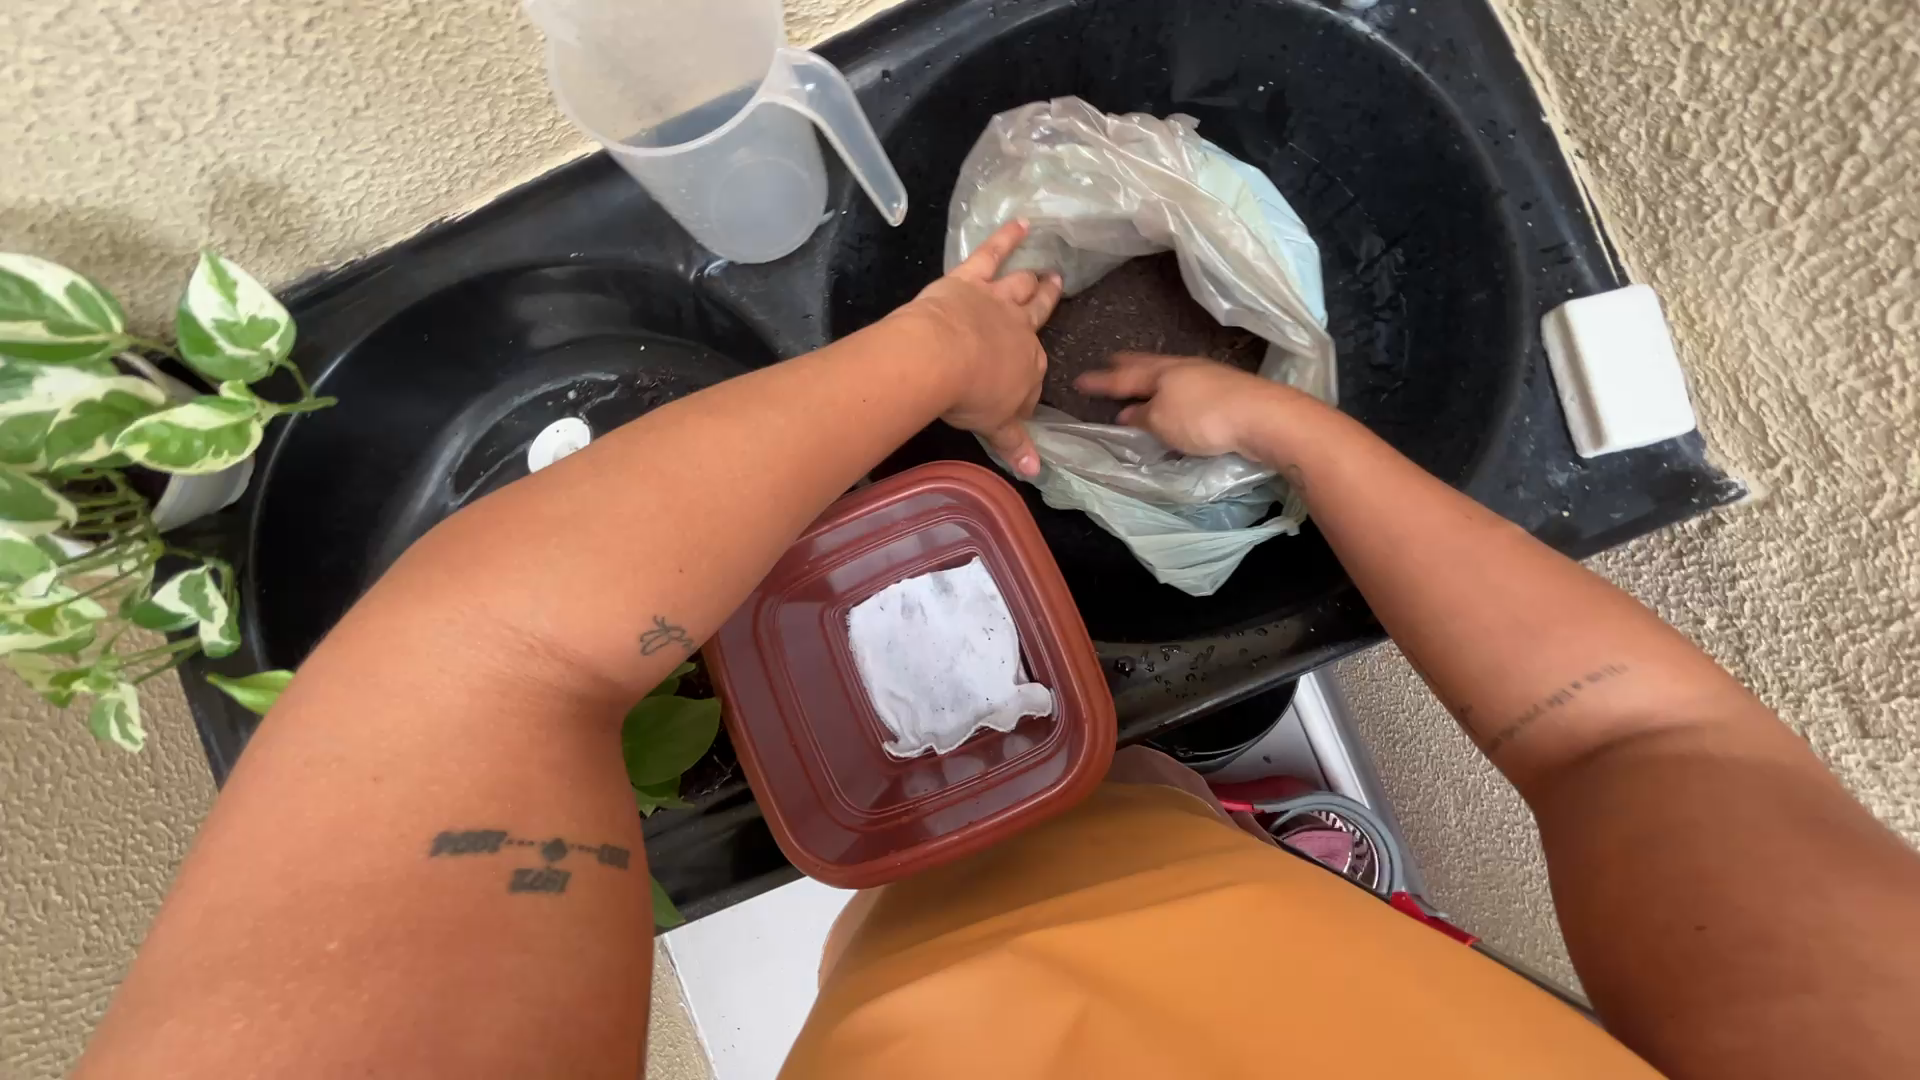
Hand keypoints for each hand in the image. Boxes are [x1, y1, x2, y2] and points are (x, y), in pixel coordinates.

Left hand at [890, 220, 1062, 475]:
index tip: (1020, 392)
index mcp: (1029, 367)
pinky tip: (1020, 222)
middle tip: (1057, 285)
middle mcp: (1020, 330)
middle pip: (1036, 316)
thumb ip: (1015, 445)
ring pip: (1020, 286)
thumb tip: (1035, 473)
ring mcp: (996, 301)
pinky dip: (1005, 238)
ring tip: (1042, 267)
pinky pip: (992, 254)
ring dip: (1032, 277)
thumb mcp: (995, 426)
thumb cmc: (970, 397)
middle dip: (1047, 304)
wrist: (941, 357)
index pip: (1032, 376)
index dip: (1027, 383)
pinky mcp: (971, 279)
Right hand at [1075, 352, 1308, 458]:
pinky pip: (1186, 383)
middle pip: (1147, 365)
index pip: (1121, 378)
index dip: (1100, 381)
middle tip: (1110, 360)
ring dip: (1150, 374)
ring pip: (1168, 371)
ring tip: (1139, 375)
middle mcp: (1181, 368)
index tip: (1078, 380)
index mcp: (1160, 374)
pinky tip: (1174, 392)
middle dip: (1126, 365)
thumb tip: (1126, 413)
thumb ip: (1141, 417)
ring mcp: (1206, 375)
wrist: (1262, 417)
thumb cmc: (1203, 418)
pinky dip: (1171, 386)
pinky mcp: (1225, 388)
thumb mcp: (1162, 421)